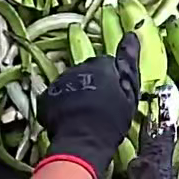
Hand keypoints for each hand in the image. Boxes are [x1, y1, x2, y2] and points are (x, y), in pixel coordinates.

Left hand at [39, 33, 139, 177]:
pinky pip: (56, 96)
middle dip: (92, 84)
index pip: (106, 65)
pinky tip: (70, 118)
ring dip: (77, 93)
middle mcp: (77, 67)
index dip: (111, 81)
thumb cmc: (111, 121)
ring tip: (84, 114)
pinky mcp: (46, 97)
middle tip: (100, 107)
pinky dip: (62, 104)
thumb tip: (132, 35)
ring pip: (71, 83)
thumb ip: (129, 63)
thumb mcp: (129, 94)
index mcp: (100, 65)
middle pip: (86, 72)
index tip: (114, 96)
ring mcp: (59, 82)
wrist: (82, 143)